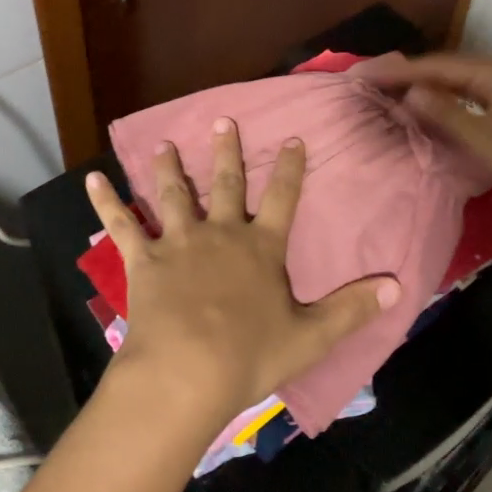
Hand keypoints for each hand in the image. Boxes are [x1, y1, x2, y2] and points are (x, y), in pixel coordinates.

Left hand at [84, 119, 400, 421]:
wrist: (187, 371)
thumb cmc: (250, 354)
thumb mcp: (312, 334)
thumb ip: (353, 308)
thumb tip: (399, 286)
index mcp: (261, 247)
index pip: (283, 197)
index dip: (289, 167)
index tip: (292, 137)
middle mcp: (222, 233)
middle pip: (226, 183)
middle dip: (227, 151)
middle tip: (224, 120)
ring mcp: (179, 242)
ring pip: (174, 194)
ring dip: (170, 168)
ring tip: (165, 144)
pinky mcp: (144, 260)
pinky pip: (122, 225)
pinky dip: (106, 202)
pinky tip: (93, 179)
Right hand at [359, 53, 491, 213]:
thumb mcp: (483, 138)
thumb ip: (445, 113)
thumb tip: (410, 92)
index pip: (441, 66)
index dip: (404, 70)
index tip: (370, 73)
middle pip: (452, 69)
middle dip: (416, 75)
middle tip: (379, 82)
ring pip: (465, 82)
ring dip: (434, 88)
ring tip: (399, 92)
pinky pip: (477, 94)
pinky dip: (453, 100)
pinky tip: (437, 108)